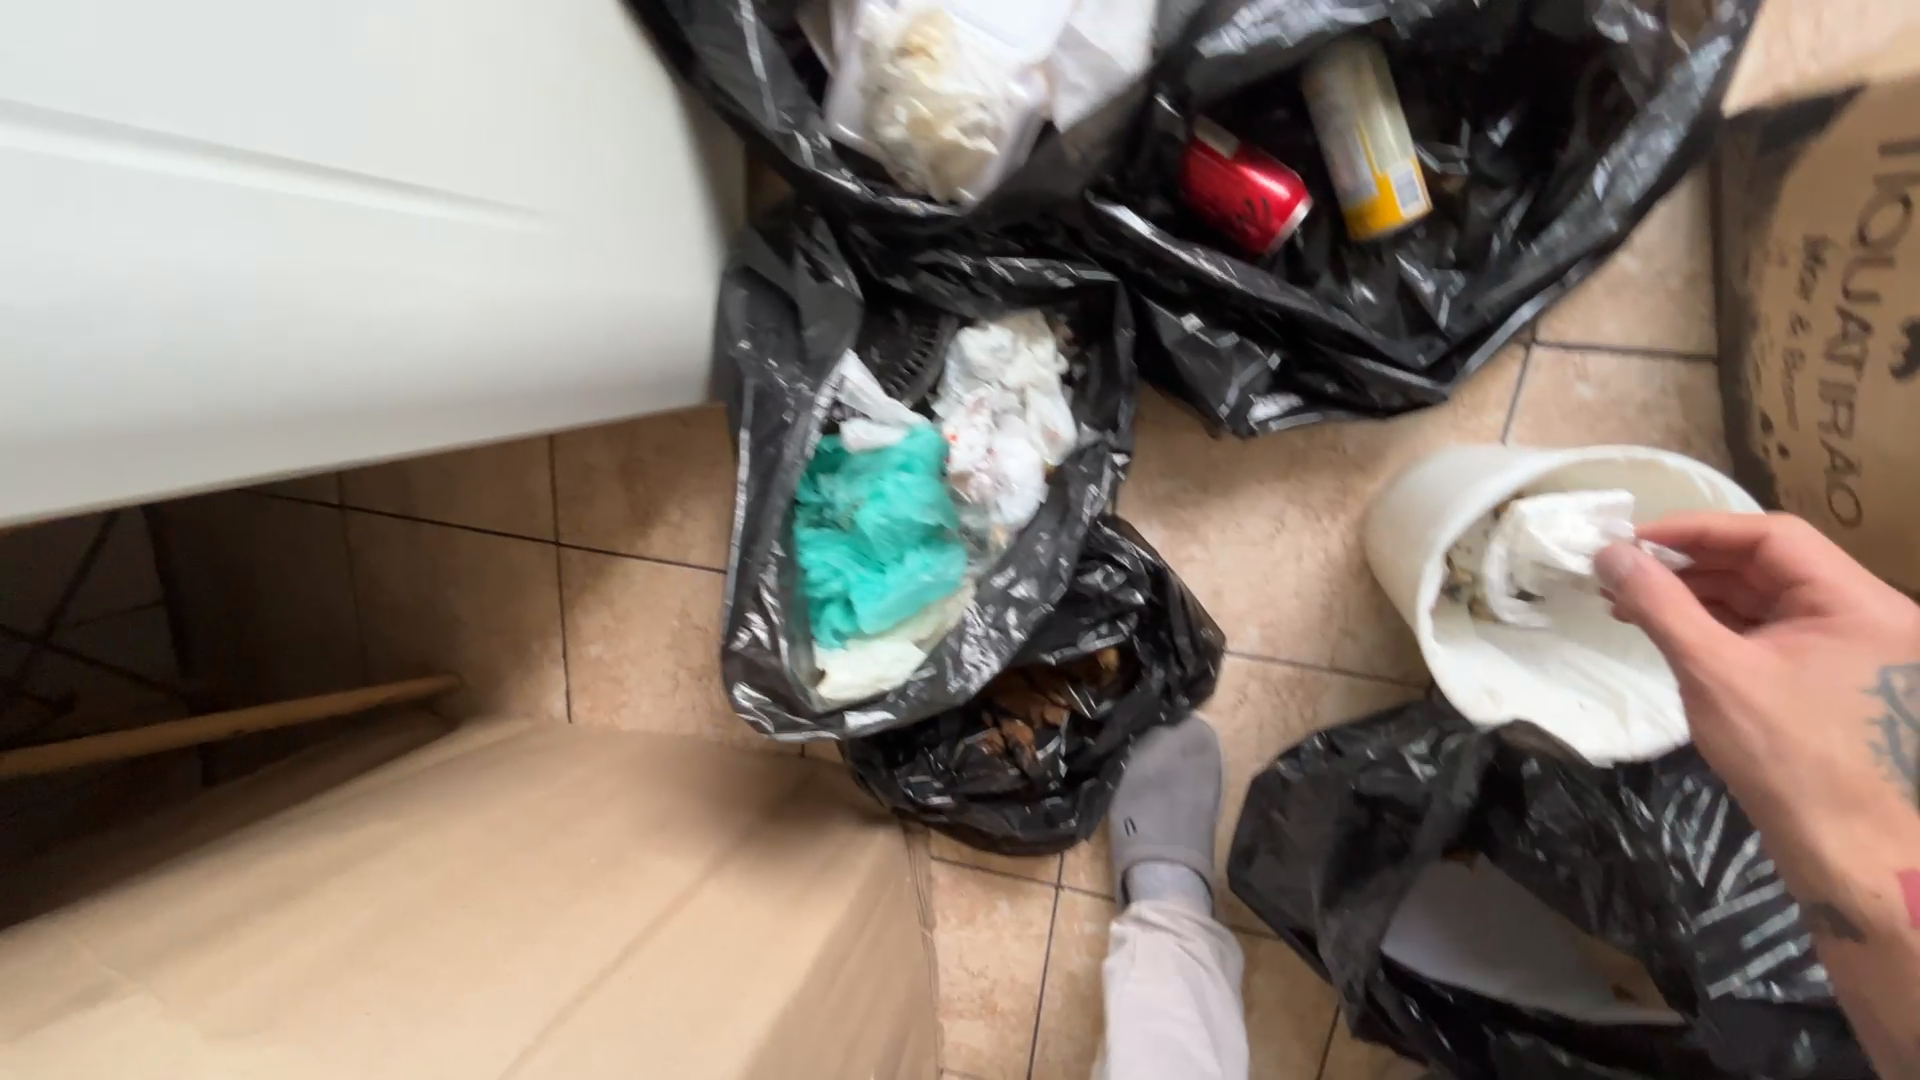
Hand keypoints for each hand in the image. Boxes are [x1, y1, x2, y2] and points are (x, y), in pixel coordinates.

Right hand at [1595, 513, 1919, 837]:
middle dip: (1686, 563)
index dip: (1695, 530)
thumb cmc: (1786, 752)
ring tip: (1627, 602)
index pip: (1772, 537)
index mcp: (1861, 605)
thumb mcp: (1711, 668)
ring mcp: (1851, 647)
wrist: (1848, 843)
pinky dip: (1711, 621)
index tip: (1630, 542)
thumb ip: (1659, 602)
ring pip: (1761, 595)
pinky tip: (1664, 627)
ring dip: (1692, 592)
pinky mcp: (1829, 674)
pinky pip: (1765, 628)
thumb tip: (1611, 552)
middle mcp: (1867, 616)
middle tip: (1619, 572)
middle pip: (1767, 563)